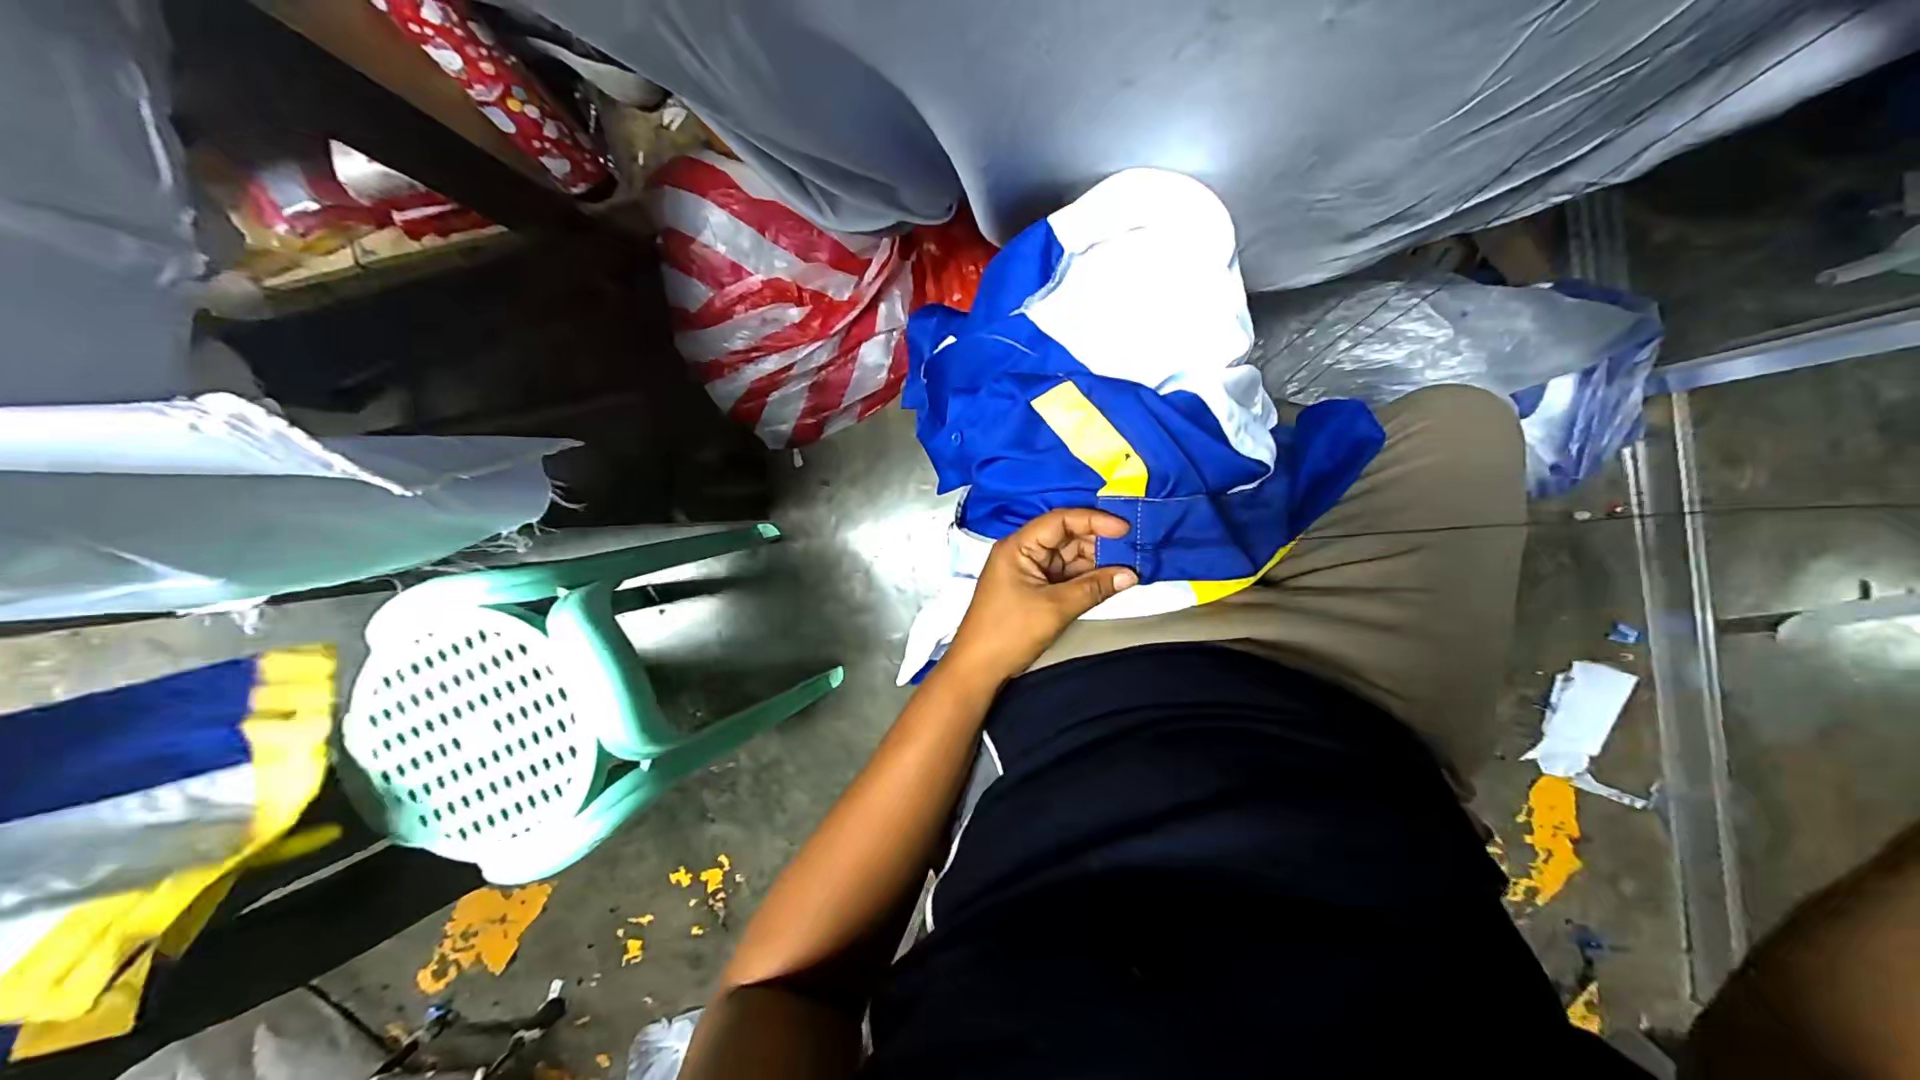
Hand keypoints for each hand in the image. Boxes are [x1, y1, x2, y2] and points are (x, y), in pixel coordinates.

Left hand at [942, 508, 1136, 684]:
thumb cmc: (1009, 632)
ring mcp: (1028, 570)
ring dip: (1096, 561)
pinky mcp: (1033, 588)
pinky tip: (1109, 580)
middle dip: (1099, 542)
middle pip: (1066, 536)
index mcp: (1018, 546)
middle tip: (1133, 549)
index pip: (1060, 520)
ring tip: (1128, 565)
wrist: (978, 668)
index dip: (1094, 520)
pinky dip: (1086, 577)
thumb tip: (1130, 575)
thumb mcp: (1055, 608)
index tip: (1125, 528)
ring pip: (1068, 556)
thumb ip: (1094, 588)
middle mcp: (1022, 552)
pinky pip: (1064, 574)